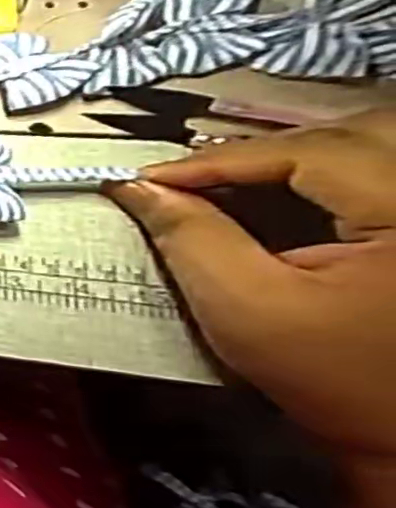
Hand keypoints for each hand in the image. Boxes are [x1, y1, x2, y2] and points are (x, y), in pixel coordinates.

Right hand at [107, 109, 395, 461]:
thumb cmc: (333, 375)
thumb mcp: (244, 305)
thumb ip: (188, 236)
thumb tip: (136, 187)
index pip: (313, 152)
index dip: (219, 159)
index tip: (147, 178)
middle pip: (359, 133)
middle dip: (261, 148)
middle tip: (188, 175)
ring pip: (379, 146)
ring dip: (297, 154)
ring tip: (227, 179)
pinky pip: (386, 174)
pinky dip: (326, 174)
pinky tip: (279, 194)